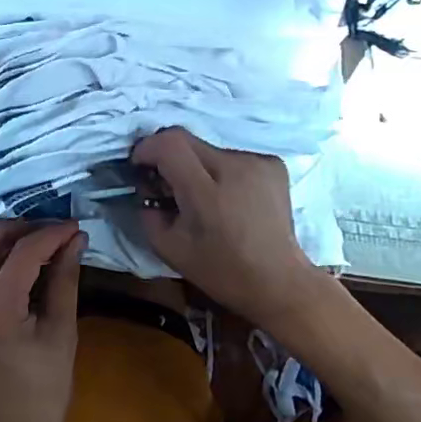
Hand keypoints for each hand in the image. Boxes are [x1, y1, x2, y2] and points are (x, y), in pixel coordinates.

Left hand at [0, 220, 85, 421]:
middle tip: (56, 233)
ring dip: (7, 240)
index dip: (52, 233)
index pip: (23, 251)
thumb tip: (75, 239)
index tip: (75, 226)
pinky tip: (19, 265)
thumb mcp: (61, 336)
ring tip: (42, 246)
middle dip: (24, 227)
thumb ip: (65, 280)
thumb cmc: (40, 398)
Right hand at [131, 128, 335, 335]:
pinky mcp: (273, 164)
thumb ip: (148, 211)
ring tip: (204, 196)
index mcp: (207, 193)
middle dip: (168, 156)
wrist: (280, 282)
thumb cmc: (222, 271)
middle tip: (167, 183)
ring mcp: (258, 162)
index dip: (147, 148)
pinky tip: (229, 196)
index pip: (170, 144)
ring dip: (197, 166)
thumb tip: (145, 185)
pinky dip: (222, 171)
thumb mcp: (169, 249)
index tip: (140, 166)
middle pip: (187, 140)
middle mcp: (235, 168)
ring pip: (209, 149)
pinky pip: (233, 157)